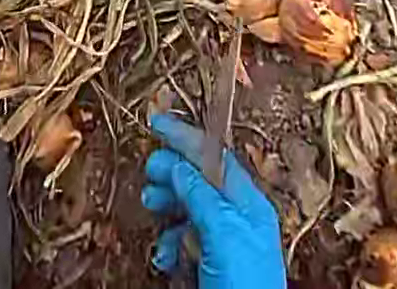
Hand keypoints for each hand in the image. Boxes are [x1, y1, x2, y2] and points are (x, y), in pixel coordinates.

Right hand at [140, 114, 285, 288]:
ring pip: (190, 209)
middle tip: (148, 171)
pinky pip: (186, 242)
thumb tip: (177, 165)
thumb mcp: (223, 233)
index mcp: (248, 201)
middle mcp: (238, 217)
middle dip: (172, 172)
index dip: (185, 136)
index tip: (155, 123)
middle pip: (200, 179)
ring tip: (150, 206)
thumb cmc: (245, 285)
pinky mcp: (212, 268)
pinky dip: (170, 241)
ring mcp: (225, 243)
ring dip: (168, 205)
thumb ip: (201, 195)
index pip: (214, 154)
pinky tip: (162, 254)